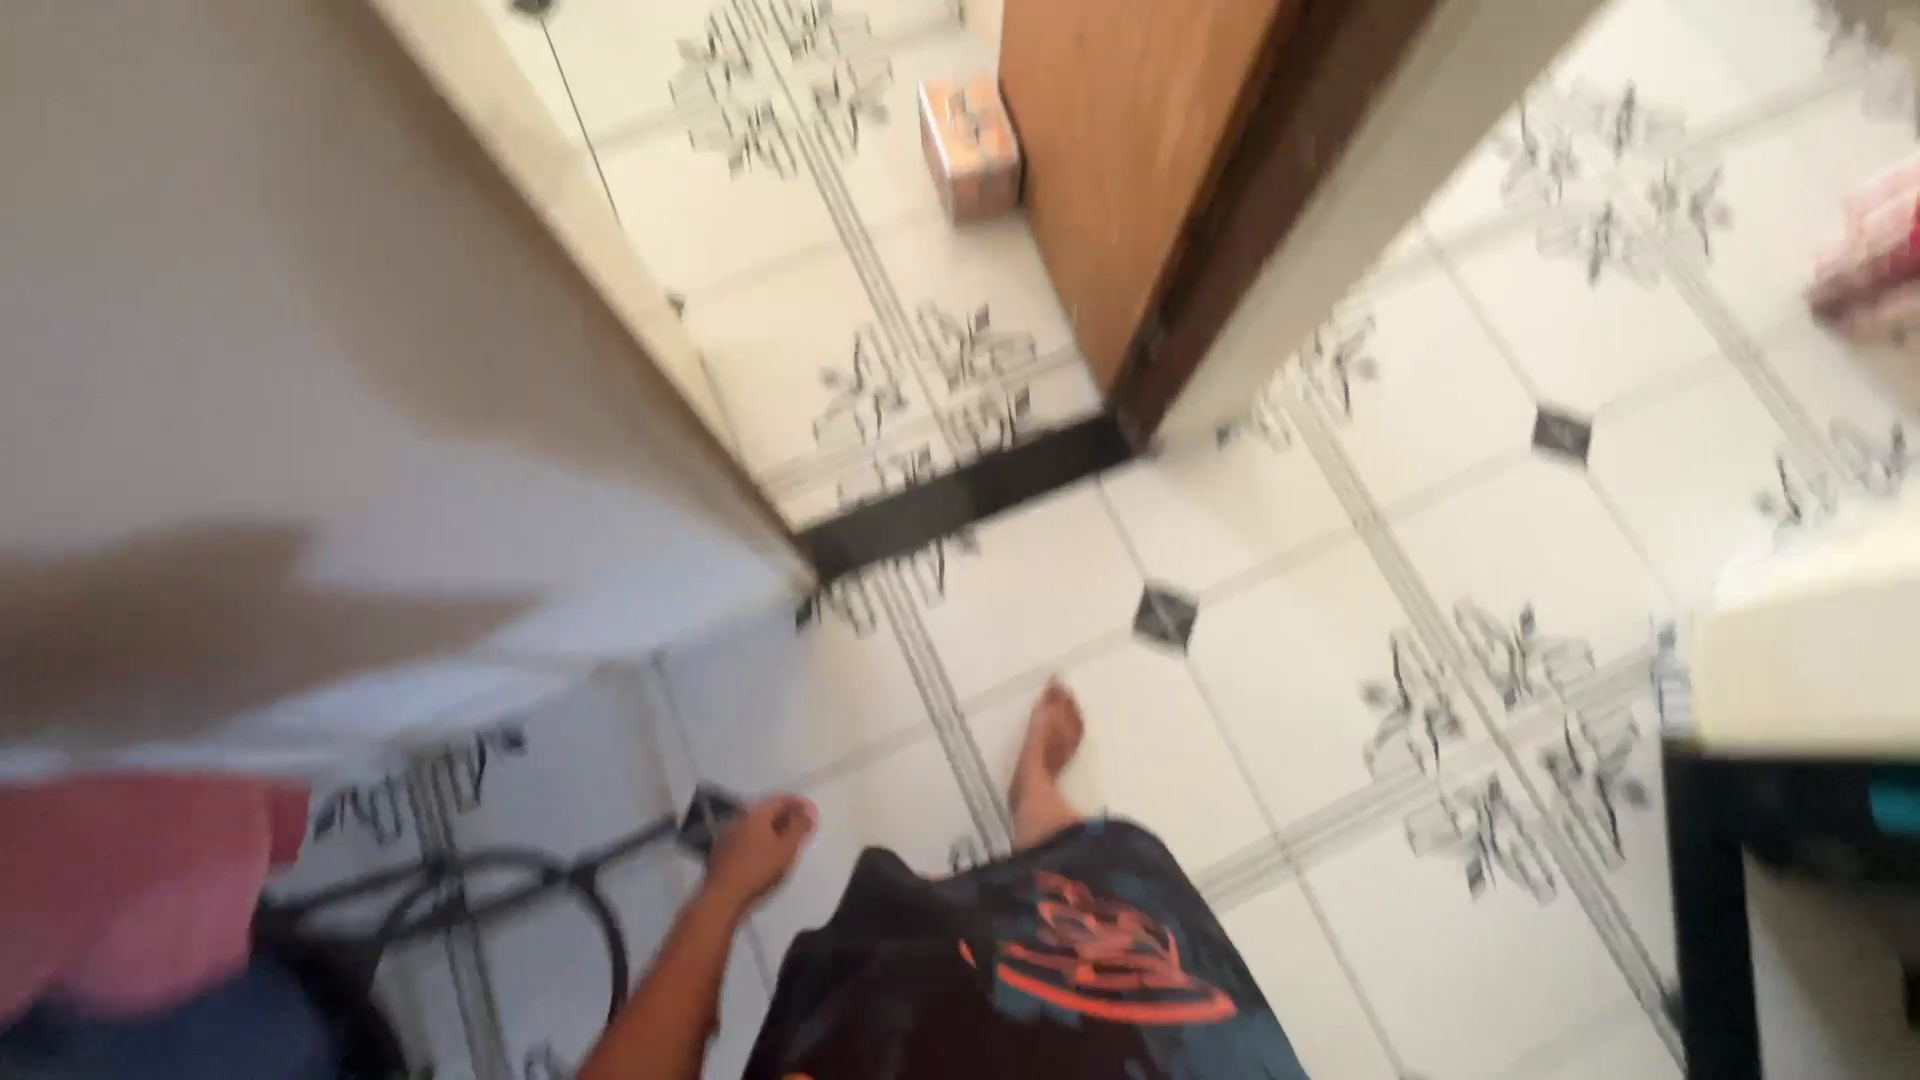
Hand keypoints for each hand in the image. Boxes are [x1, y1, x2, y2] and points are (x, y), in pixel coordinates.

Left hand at [701, 794, 817, 916]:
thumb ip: (798, 828)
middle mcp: (740, 818)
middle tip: (799, 825)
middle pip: (767, 811)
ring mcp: (728, 834)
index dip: (798, 804)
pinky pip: (746, 837)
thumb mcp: (786, 848)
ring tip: (785, 840)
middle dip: (785, 816)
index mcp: (756, 813)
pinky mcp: (721, 850)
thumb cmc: (759, 869)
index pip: (781, 800)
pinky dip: (759, 839)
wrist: (722, 895)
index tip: (810, 812)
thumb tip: (806, 814)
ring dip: (771, 829)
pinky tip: (765, 852)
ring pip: (755, 825)